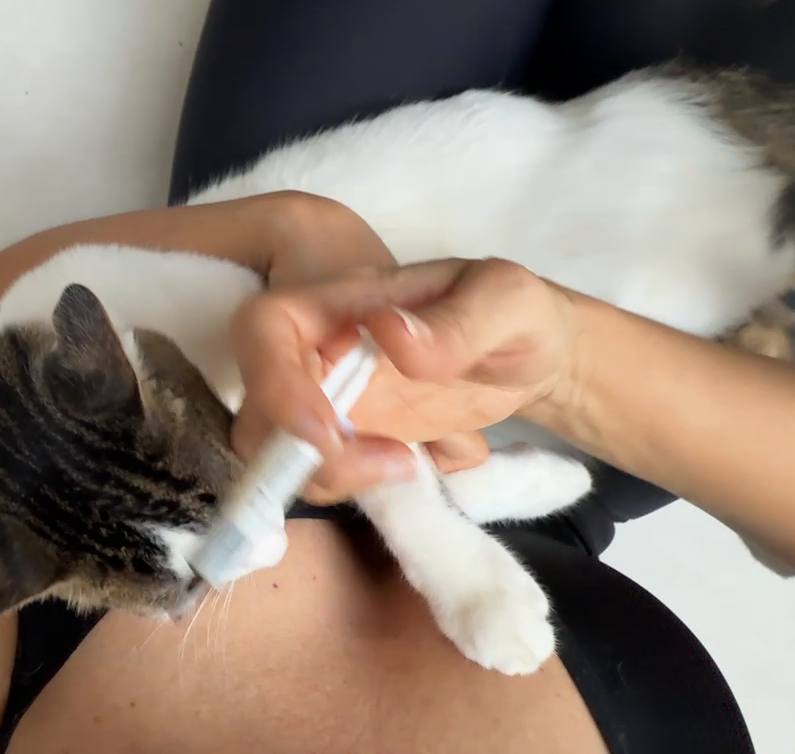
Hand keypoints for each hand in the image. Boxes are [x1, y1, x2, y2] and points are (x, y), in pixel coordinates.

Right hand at [230, 258, 581, 502]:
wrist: (534, 358)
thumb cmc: (515, 315)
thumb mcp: (507, 302)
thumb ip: (457, 321)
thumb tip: (391, 335)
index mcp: (334, 304)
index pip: (264, 330)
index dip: (274, 383)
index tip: (327, 431)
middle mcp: (314, 355)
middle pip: (260, 409)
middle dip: (301, 453)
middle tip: (392, 463)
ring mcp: (327, 404)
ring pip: (281, 454)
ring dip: (331, 478)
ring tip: (412, 467)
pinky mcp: (350, 444)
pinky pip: (325, 478)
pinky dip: (360, 492)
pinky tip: (421, 473)